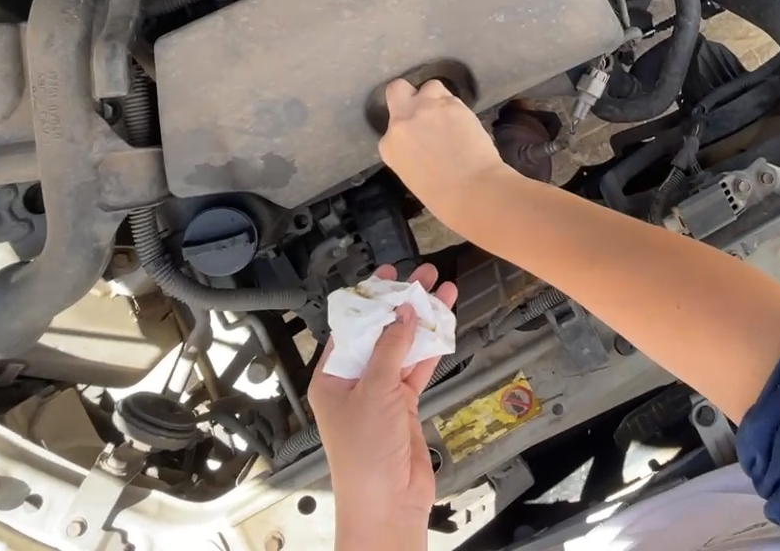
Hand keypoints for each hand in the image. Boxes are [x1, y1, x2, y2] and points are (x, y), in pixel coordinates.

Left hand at [309, 263, 458, 550]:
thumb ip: (390, 347)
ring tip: (443, 291)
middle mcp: (355, 380)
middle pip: (381, 331)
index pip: (351, 326)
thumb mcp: (373, 391)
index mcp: (332, 376)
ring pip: (404, 344)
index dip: (370, 298)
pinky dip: (433, 345)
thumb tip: (403, 311)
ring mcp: (381, 391)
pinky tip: (446, 324)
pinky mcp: (404, 403)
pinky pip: (419, 365)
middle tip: (423, 275)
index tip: (388, 274)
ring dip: (424, 320)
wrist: (387, 504)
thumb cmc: (364, 456)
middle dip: (402, 303)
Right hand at [378, 80, 511, 218]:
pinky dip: (456, 107)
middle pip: (396, 89)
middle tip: (422, 109)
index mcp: (389, 146)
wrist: (472, 189)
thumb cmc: (443, 197)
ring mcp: (427, 108)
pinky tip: (464, 123)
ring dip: (436, 97)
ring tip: (448, 115)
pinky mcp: (453, 104)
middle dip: (407, 95)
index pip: (393, 128)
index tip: (420, 138)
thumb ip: (411, 151)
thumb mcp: (412, 175)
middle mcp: (403, 121)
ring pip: (429, 86)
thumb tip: (425, 142)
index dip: (407, 130)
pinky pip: (451, 97)